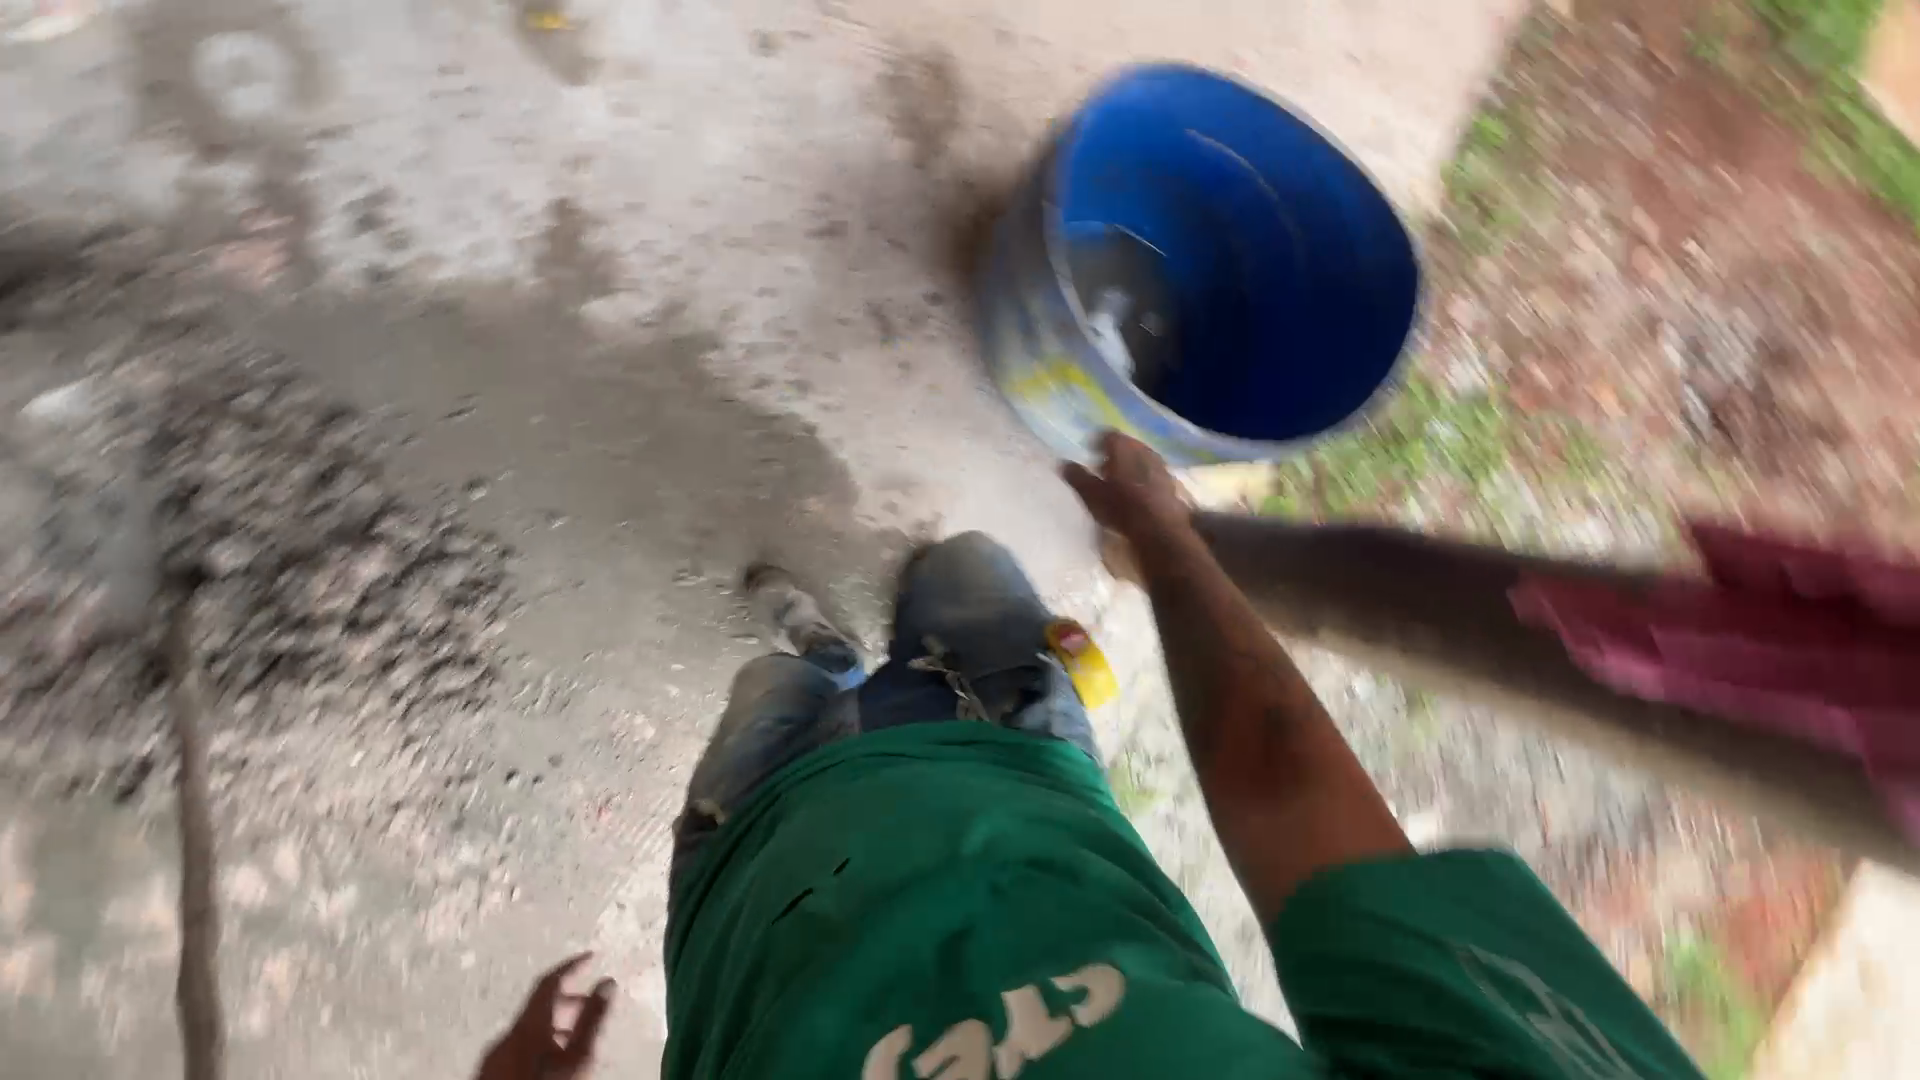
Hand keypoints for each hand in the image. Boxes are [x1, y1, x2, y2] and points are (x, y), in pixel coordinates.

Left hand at [475, 953, 616, 1079]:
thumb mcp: (578, 1055)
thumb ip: (592, 1016)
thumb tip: (607, 982)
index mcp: (528, 1023)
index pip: (549, 980)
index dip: (571, 965)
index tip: (590, 956)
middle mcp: (506, 1034)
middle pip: (538, 1003)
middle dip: (566, 997)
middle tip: (587, 1000)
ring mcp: (494, 1055)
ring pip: (527, 1025)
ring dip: (553, 1021)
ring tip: (574, 1035)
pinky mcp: (488, 1072)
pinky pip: (516, 1044)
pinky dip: (537, 1040)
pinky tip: (550, 1057)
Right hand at [1062, 432, 1191, 544]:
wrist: (1159, 529)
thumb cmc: (1121, 509)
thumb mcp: (1092, 495)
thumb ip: (1078, 477)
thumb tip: (1064, 464)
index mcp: (1122, 448)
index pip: (1108, 435)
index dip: (1097, 442)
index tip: (1089, 453)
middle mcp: (1142, 450)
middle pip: (1127, 444)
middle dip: (1114, 453)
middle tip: (1102, 467)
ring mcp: (1159, 464)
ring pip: (1141, 457)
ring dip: (1130, 464)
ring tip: (1119, 480)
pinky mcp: (1170, 481)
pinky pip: (1153, 471)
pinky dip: (1143, 476)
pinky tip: (1138, 491)